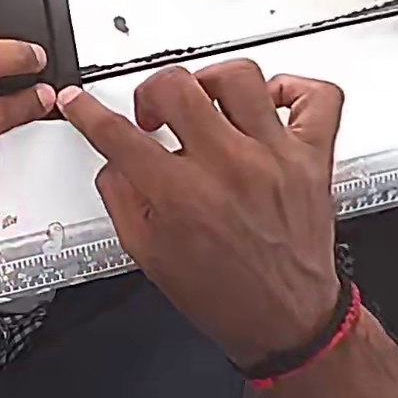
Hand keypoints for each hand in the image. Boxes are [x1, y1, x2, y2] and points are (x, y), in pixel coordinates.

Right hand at [57, 61, 344, 367]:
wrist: (285, 320)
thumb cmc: (222, 293)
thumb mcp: (147, 252)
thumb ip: (120, 198)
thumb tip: (112, 160)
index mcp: (180, 195)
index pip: (116, 134)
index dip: (86, 111)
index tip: (79, 102)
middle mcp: (227, 168)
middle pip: (175, 86)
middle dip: (149, 92)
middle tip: (152, 114)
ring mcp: (275, 158)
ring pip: (240, 77)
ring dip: (208, 81)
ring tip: (203, 103)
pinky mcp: (313, 158)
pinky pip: (318, 96)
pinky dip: (292, 87)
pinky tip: (267, 101)